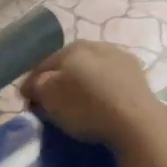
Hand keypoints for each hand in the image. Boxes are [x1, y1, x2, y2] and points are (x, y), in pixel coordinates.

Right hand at [19, 42, 166, 146]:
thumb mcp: (49, 96)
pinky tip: (102, 105)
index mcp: (72, 47)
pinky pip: (111, 81)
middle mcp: (97, 45)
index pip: (43, 65)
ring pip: (91, 71)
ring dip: (82, 85)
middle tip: (52, 105)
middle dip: (59, 82)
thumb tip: (32, 85)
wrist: (135, 120)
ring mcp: (120, 58)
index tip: (29, 103)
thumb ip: (35, 86)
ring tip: (79, 106)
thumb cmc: (85, 106)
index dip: (32, 85)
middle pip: (69, 65)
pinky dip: (102, 91)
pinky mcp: (138, 75)